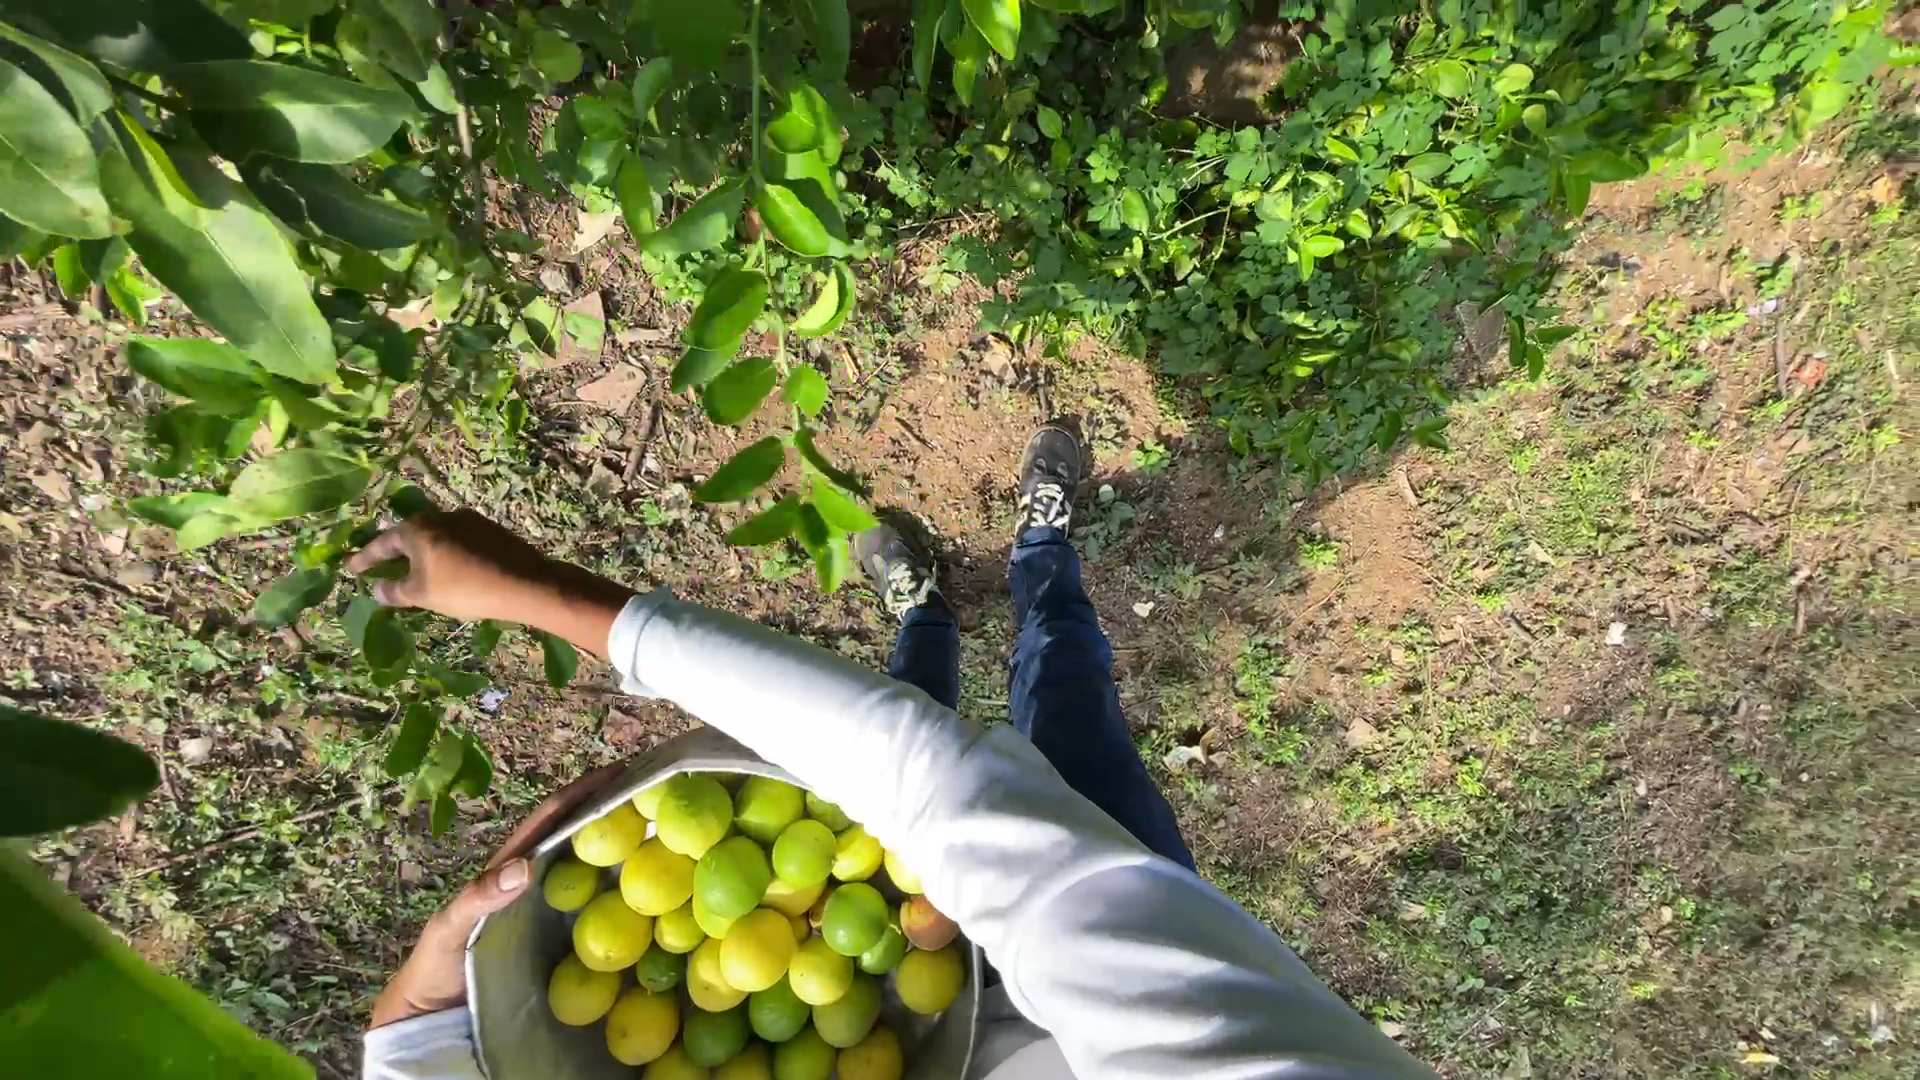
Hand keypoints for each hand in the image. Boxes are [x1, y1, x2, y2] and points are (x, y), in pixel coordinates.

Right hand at [345, 509, 555, 623]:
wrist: (526, 583)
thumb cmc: (464, 587)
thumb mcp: (422, 594)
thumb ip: (395, 590)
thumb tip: (378, 589)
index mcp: (419, 528)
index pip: (382, 543)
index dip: (364, 559)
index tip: (350, 569)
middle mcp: (444, 516)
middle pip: (412, 535)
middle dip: (396, 552)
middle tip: (381, 565)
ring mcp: (473, 521)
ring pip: (439, 537)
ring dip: (425, 553)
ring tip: (416, 569)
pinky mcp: (495, 531)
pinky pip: (462, 542)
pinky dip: (449, 554)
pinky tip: (451, 568)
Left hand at [369, 763, 626, 1029]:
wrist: (434, 1014)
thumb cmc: (437, 964)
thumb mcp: (449, 929)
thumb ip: (478, 897)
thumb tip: (525, 866)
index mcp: (513, 862)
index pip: (553, 815)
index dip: (584, 789)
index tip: (620, 770)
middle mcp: (538, 872)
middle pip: (579, 829)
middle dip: (611, 803)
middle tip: (651, 788)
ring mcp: (552, 898)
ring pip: (592, 857)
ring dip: (621, 836)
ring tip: (657, 821)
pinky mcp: (562, 925)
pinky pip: (595, 893)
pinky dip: (619, 876)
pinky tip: (645, 875)